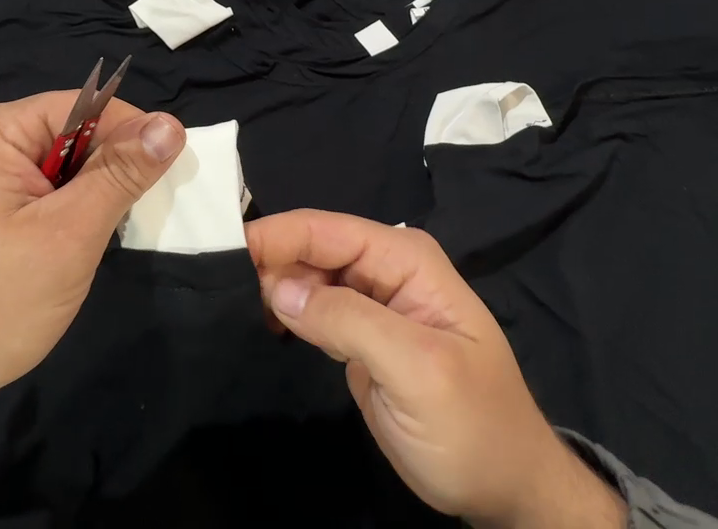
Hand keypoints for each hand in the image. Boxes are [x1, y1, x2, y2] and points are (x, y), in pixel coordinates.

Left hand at [0, 92, 185, 517]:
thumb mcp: (69, 236)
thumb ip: (121, 175)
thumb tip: (171, 124)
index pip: (81, 105)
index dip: (129, 133)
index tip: (167, 172)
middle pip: (62, 135)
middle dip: (99, 174)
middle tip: (116, 225)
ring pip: (46, 170)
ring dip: (75, 201)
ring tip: (79, 247)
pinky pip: (21, 194)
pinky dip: (49, 217)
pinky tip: (49, 257)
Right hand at [246, 210, 627, 528]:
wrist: (504, 487)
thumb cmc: (472, 425)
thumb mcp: (417, 371)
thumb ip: (349, 321)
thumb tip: (277, 286)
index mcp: (406, 259)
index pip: (328, 230)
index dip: (276, 235)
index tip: (222, 253)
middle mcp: (385, 269)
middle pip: (313, 247)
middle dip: (267, 257)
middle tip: (214, 283)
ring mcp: (371, 303)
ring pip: (307, 276)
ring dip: (269, 283)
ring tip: (223, 298)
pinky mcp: (357, 336)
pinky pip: (311, 309)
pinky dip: (282, 311)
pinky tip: (257, 321)